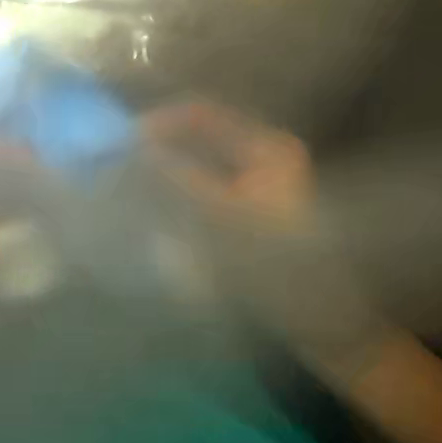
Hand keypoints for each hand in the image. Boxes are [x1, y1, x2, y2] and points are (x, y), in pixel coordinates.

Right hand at [141, 102, 376, 369]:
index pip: (202, 114)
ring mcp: (257, 180)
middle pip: (199, 135)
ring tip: (131, 177)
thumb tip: (135, 150)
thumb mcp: (223, 221)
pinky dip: (177, 187)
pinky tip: (155, 201)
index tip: (123, 140)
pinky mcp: (248, 206)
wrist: (320, 328)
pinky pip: (203, 183)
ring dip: (166, 165)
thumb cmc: (278, 270)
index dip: (160, 123)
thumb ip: (178, 179)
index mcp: (267, 145)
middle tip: (121, 157)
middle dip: (160, 144)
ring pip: (197, 159)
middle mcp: (263, 152)